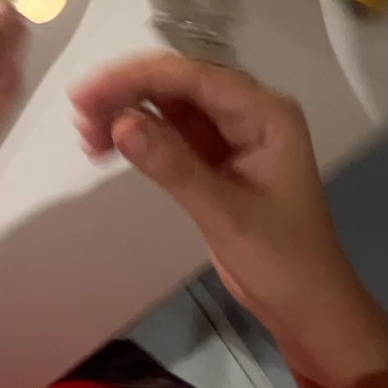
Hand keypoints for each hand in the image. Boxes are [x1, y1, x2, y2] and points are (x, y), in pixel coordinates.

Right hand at [70, 55, 387, 387]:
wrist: (308, 310)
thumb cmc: (283, 262)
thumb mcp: (227, 215)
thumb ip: (173, 166)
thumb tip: (119, 124)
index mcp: (264, 111)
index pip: (192, 77)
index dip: (136, 77)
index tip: (90, 91)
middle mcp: (244, 108)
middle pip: (173, 81)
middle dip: (124, 91)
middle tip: (79, 111)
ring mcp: (225, 127)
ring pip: (162, 100)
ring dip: (123, 108)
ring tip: (86, 133)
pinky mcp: (208, 149)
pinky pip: (163, 126)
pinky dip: (133, 130)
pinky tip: (104, 143)